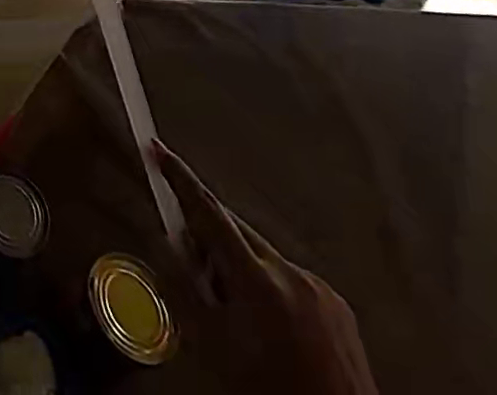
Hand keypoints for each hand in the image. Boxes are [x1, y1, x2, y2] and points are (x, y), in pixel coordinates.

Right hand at [152, 139, 378, 394]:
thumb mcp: (210, 346)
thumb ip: (183, 289)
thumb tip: (167, 246)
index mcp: (257, 282)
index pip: (208, 212)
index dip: (179, 178)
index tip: (159, 151)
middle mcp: (292, 275)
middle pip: (235, 232)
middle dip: (210, 243)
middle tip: (197, 276)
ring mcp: (319, 288)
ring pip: (262, 257)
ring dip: (241, 273)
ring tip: (238, 321)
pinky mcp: (336, 304)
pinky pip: (292, 280)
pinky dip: (272, 292)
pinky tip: (268, 328)